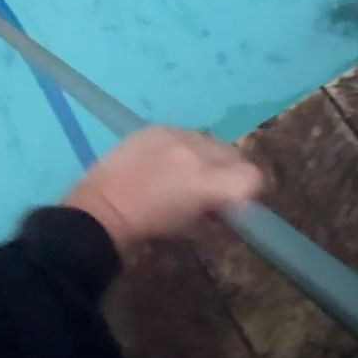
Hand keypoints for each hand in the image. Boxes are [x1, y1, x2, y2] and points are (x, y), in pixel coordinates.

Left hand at [62, 126, 263, 249]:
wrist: (104, 205)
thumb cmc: (150, 226)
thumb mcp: (194, 230)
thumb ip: (220, 217)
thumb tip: (229, 208)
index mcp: (207, 181)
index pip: (253, 177)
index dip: (248, 192)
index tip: (235, 201)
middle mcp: (195, 151)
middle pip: (235, 155)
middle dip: (230, 173)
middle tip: (213, 188)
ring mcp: (175, 134)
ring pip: (212, 141)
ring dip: (209, 157)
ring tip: (187, 172)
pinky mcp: (157, 126)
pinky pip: (186, 133)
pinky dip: (186, 146)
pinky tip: (168, 160)